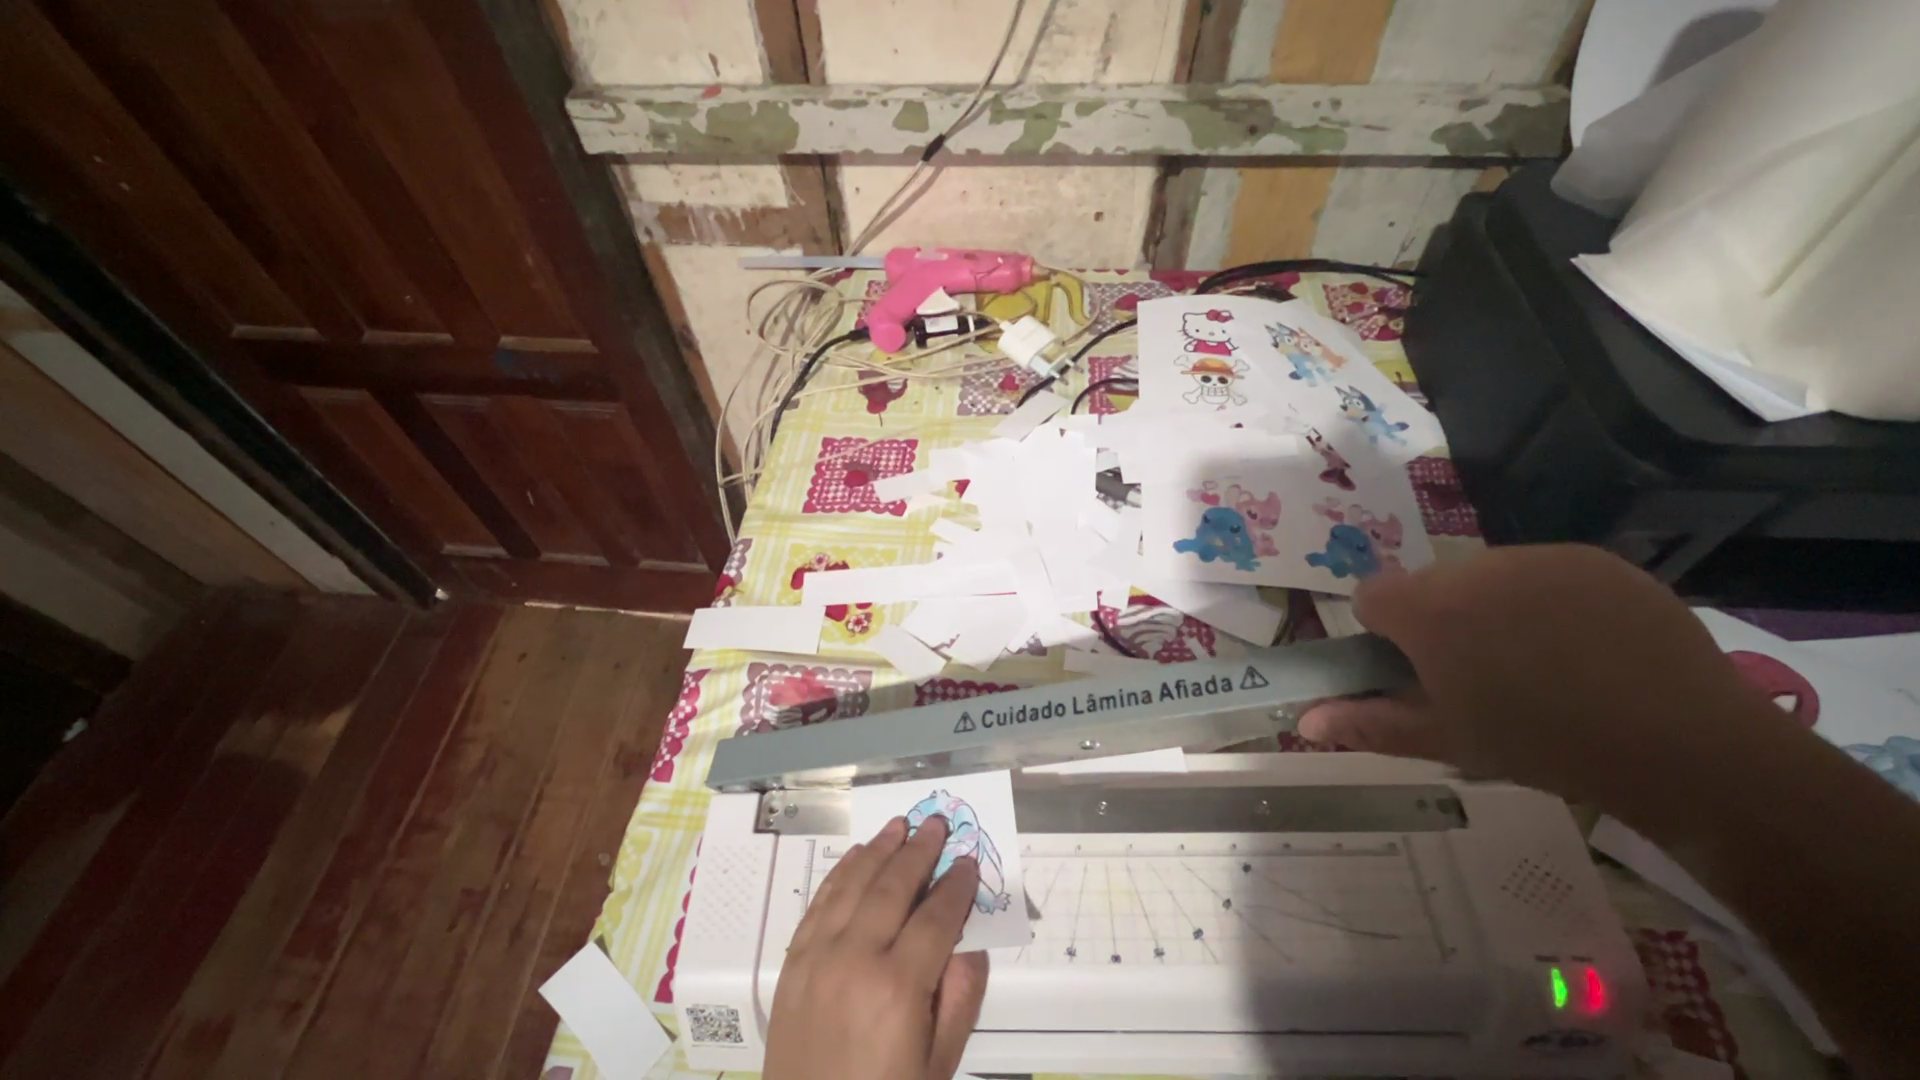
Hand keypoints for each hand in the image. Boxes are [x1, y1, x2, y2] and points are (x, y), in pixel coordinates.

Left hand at [763, 815, 989, 1079]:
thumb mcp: (939, 1060)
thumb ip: (960, 997)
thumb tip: (969, 941)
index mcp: (898, 987)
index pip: (935, 917)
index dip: (955, 886)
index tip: (968, 861)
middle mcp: (855, 959)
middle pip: (892, 888)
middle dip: (919, 851)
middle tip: (938, 822)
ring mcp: (817, 957)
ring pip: (852, 885)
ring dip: (879, 850)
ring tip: (900, 824)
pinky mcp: (792, 963)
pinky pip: (819, 904)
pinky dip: (839, 874)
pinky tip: (856, 856)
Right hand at [1299, 545, 1796, 831]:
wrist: (1680, 745)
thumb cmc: (1541, 747)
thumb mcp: (1445, 741)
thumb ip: (1366, 723)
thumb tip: (1304, 720)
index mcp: (1430, 611)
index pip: (1372, 597)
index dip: (1386, 634)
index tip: (1418, 670)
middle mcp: (1475, 569)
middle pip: (1430, 585)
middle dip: (1440, 620)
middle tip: (1482, 674)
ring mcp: (1540, 558)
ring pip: (1486, 576)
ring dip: (1492, 608)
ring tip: (1539, 663)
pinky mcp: (1594, 559)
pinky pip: (1544, 571)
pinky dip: (1547, 600)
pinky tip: (1584, 646)